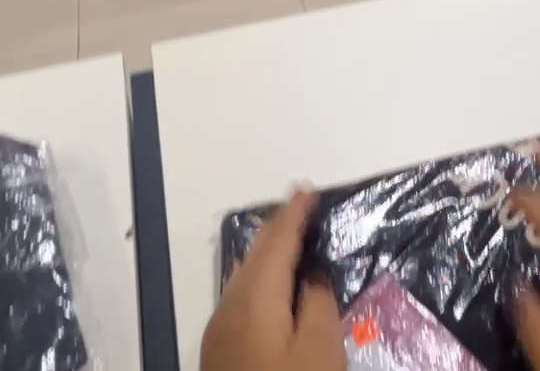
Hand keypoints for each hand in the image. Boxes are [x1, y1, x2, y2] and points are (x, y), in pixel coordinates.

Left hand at [202, 190, 344, 370]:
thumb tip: (312, 276)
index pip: (279, 241)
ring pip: (246, 272)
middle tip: (300, 204)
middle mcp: (233, 303)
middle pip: (257, 252)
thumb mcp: (320, 351)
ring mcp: (221, 327)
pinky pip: (241, 292)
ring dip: (267, 249)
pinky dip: (258, 273)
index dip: (295, 213)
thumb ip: (319, 304)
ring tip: (287, 234)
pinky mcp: (219, 349)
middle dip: (279, 225)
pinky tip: (266, 278)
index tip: (307, 189)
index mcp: (258, 295)